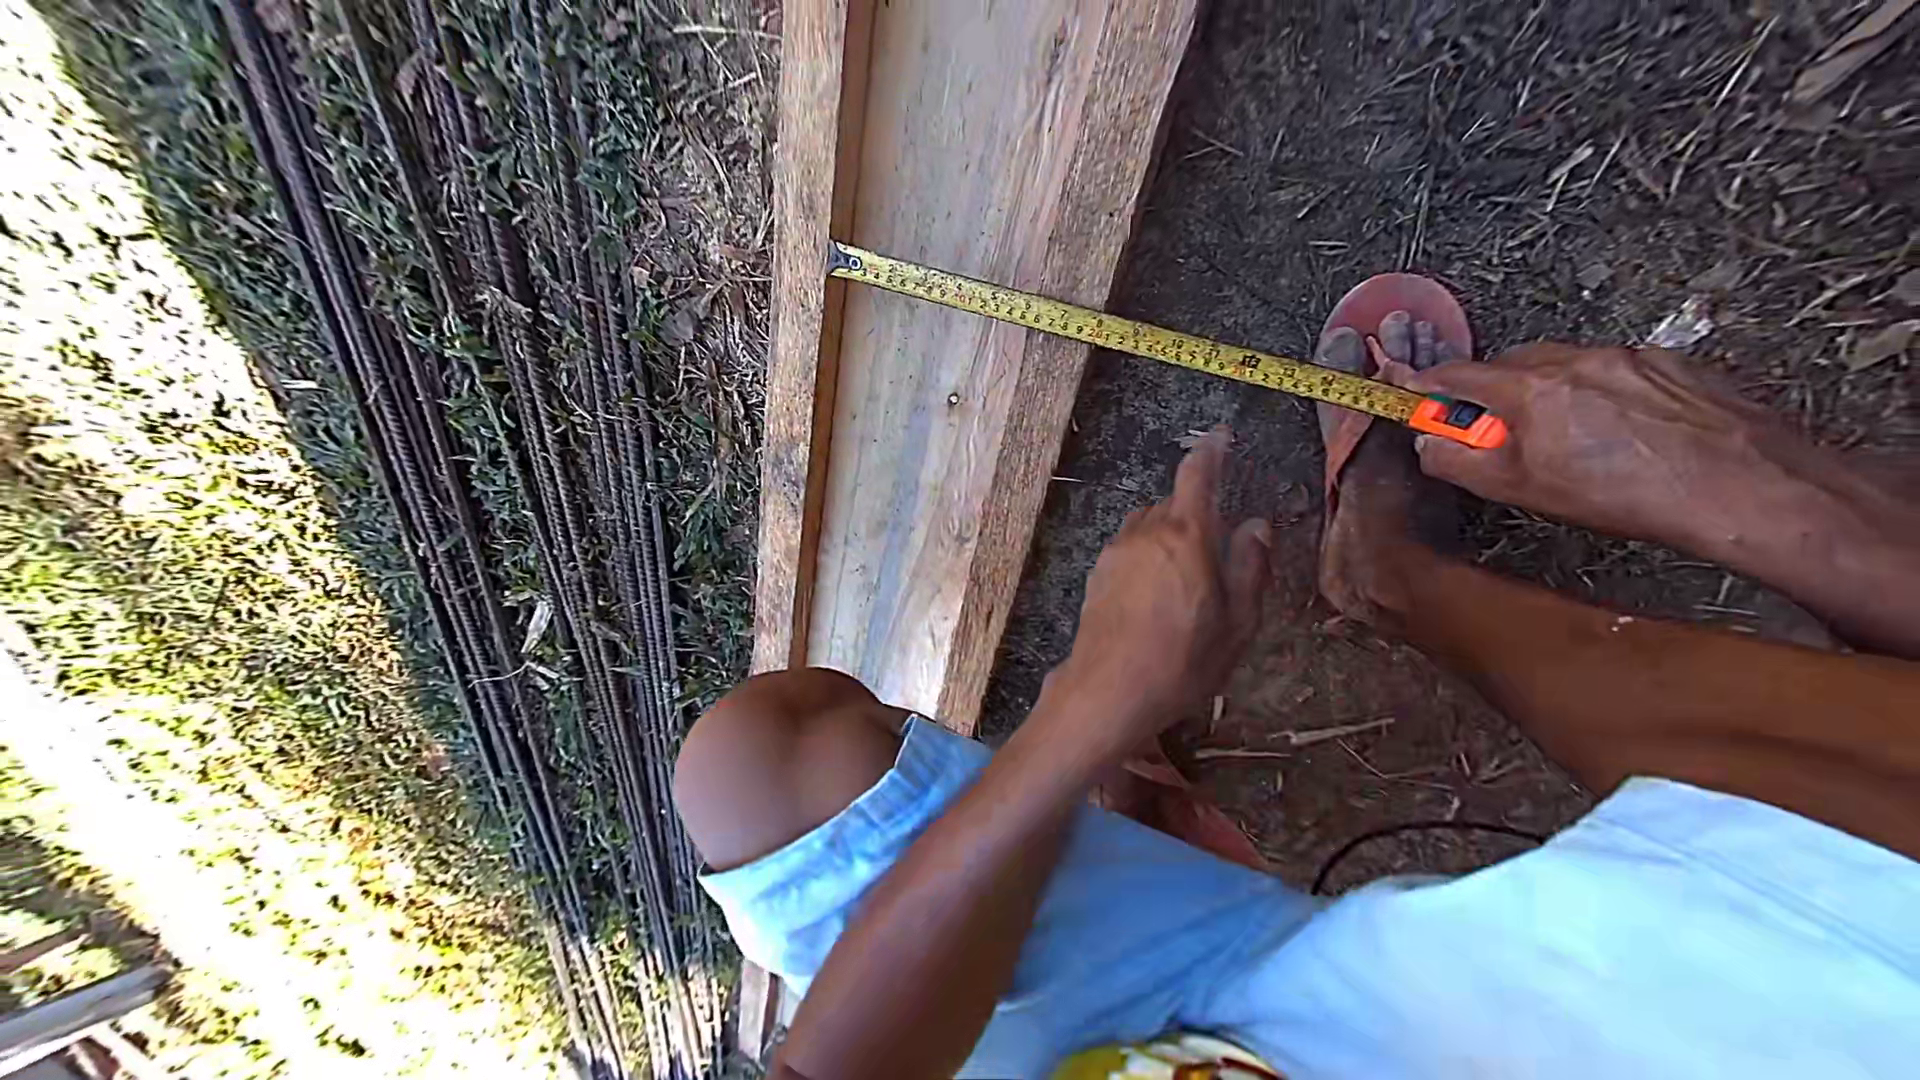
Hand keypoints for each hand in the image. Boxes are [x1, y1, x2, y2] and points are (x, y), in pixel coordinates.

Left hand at [1047, 428, 1270, 756]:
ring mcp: (1115, 551)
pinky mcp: (1097, 571)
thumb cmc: (1183, 660)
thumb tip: (1256, 525)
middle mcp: (1145, 532)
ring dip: (1168, 532)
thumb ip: (1251, 567)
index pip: (1197, 475)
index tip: (1220, 438)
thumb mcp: (1237, 623)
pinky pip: (1129, 546)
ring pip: (1147, 523)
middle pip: (1173, 503)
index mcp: (1186, 535)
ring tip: (1185, 577)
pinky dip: (1146, 552)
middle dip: (1196, 512)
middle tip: (1215, 551)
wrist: (1109, 689)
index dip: (1211, 451)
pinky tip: (1154, 593)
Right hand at [1398, 343, 1802, 553]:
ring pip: (1557, 365)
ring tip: (1558, 438)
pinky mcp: (1668, 362)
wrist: (1743, 489)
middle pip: (1506, 364)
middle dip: (1488, 392)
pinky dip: (1589, 392)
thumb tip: (1429, 441)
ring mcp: (1627, 357)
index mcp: (1531, 390)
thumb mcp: (1513, 488)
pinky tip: (1607, 431)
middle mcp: (1576, 361)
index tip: (1413, 393)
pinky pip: (1606, 369)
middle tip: (1492, 431)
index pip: (1455, 374)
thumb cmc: (1627, 493)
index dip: (1426, 385)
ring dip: (1540, 392)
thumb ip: (1453, 459)